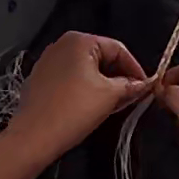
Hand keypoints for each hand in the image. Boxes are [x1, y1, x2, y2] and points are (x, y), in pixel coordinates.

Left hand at [4, 32, 149, 159]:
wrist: (32, 138)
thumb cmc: (74, 110)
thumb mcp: (110, 96)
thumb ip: (130, 85)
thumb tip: (144, 84)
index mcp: (79, 40)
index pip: (118, 49)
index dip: (136, 69)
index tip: (146, 88)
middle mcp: (62, 44)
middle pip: (102, 57)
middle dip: (119, 77)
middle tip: (132, 98)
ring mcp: (48, 61)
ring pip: (86, 69)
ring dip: (104, 84)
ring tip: (115, 104)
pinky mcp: (40, 80)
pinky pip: (71, 78)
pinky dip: (85, 89)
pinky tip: (92, 106)